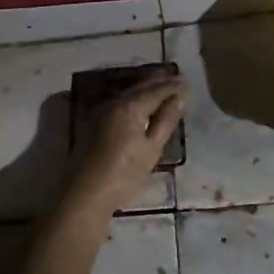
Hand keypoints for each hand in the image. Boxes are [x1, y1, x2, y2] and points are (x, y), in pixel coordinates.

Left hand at [62, 73, 186, 219]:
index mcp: (129, 107)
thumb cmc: (124, 175)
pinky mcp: (94, 121)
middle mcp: (113, 102)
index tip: (188, 83)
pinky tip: (141, 100)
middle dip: (160, 82)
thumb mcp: (151, 149)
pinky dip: (134, 96)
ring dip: (146, 87)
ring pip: (128, 92)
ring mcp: (101, 110)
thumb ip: (165, 120)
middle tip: (178, 79)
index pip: (156, 90)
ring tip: (163, 85)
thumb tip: (179, 98)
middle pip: (141, 86)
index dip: (173, 87)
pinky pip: (119, 100)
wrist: (85, 194)